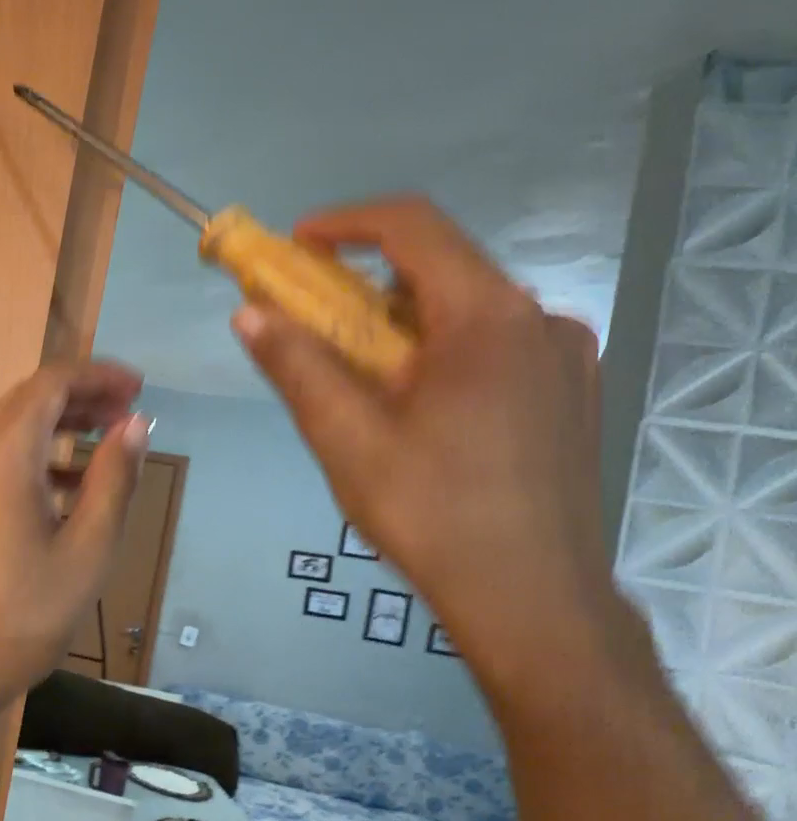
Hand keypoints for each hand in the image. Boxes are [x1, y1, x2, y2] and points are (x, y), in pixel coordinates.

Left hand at [0, 361, 147, 704]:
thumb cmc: (27, 612)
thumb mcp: (88, 547)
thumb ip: (114, 478)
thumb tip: (134, 425)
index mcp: (3, 454)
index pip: (49, 384)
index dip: (97, 376)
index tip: (140, 388)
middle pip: (26, 401)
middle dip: (80, 398)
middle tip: (130, 413)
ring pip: (8, 432)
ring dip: (58, 429)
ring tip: (109, 450)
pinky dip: (34, 461)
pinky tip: (69, 491)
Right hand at [234, 197, 616, 672]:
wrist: (532, 596)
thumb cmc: (430, 512)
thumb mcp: (345, 438)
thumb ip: (297, 366)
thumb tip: (248, 313)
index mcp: (487, 319)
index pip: (414, 228)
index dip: (345, 223)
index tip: (292, 244)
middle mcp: (538, 320)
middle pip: (441, 268)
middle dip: (363, 282)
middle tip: (307, 320)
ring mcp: (565, 356)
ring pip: (467, 309)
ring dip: (400, 321)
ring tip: (353, 376)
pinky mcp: (571, 392)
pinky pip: (494, 343)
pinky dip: (439, 349)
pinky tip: (411, 404)